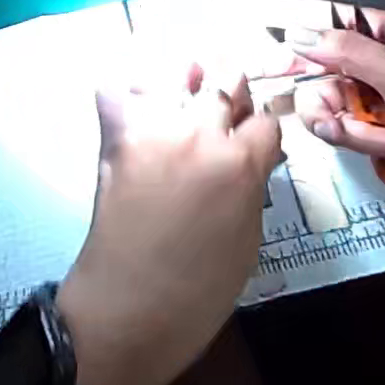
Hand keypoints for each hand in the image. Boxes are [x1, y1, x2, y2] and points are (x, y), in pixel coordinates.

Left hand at [56, 63, 281, 384]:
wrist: (129, 312)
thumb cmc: (201, 290)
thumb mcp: (250, 238)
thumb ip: (254, 184)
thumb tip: (254, 155)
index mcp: (243, 163)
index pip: (266, 119)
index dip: (262, 133)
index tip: (253, 144)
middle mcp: (202, 134)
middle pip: (227, 79)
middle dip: (231, 95)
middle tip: (222, 116)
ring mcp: (156, 131)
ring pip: (177, 72)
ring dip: (185, 82)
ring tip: (183, 96)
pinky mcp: (118, 139)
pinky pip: (118, 93)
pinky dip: (128, 93)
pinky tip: (139, 107)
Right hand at [265, 2, 384, 254]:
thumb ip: (348, 52)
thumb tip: (297, 31)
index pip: (333, 21)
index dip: (300, 31)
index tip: (267, 44)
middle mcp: (378, 63)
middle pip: (321, 70)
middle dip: (329, 97)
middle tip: (340, 113)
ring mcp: (378, 101)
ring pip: (330, 106)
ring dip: (348, 126)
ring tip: (379, 138)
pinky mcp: (379, 135)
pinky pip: (346, 132)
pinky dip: (362, 143)